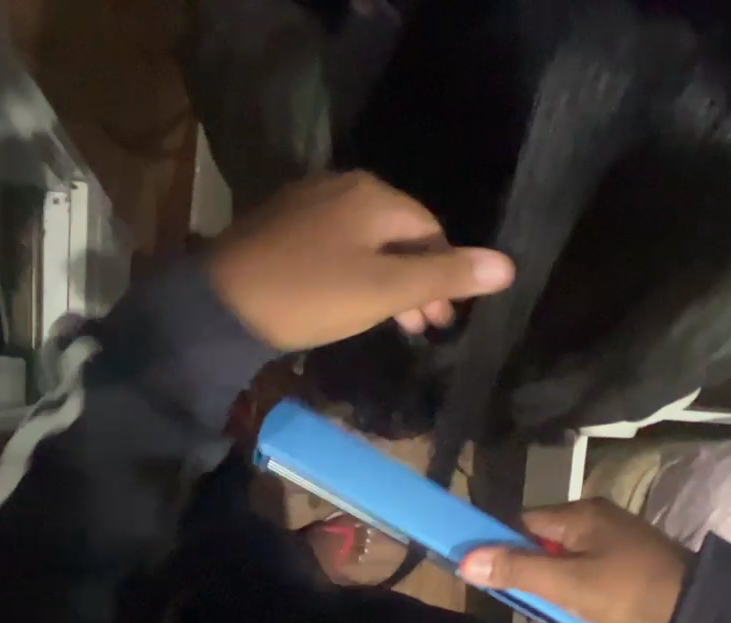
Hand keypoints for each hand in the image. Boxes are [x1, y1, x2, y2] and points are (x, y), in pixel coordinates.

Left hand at [204, 171, 514, 350]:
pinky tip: (350, 303)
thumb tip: (508, 265)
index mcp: (374, 196)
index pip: (431, 230)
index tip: (442, 321)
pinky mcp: (283, 226)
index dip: (444, 275)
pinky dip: (355, 275)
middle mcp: (343, 187)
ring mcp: (308, 203)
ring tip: (393, 324)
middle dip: (417, 281)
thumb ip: (445, 276)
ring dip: (387, 283)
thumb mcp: (385, 290)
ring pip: (367, 243)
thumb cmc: (312, 295)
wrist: (222, 304)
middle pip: (400, 235)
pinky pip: (336, 247)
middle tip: (422, 328)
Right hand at [457, 499, 690, 622]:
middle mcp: (593, 520)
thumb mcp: (567, 585)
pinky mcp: (627, 564)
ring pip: (563, 568)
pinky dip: (577, 603)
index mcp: (577, 516)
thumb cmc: (627, 591)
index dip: (502, 551)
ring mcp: (612, 542)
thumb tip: (466, 560)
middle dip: (530, 588)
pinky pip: (586, 578)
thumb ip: (517, 570)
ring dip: (553, 603)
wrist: (699, 610)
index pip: (520, 524)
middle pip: (540, 549)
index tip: (495, 584)